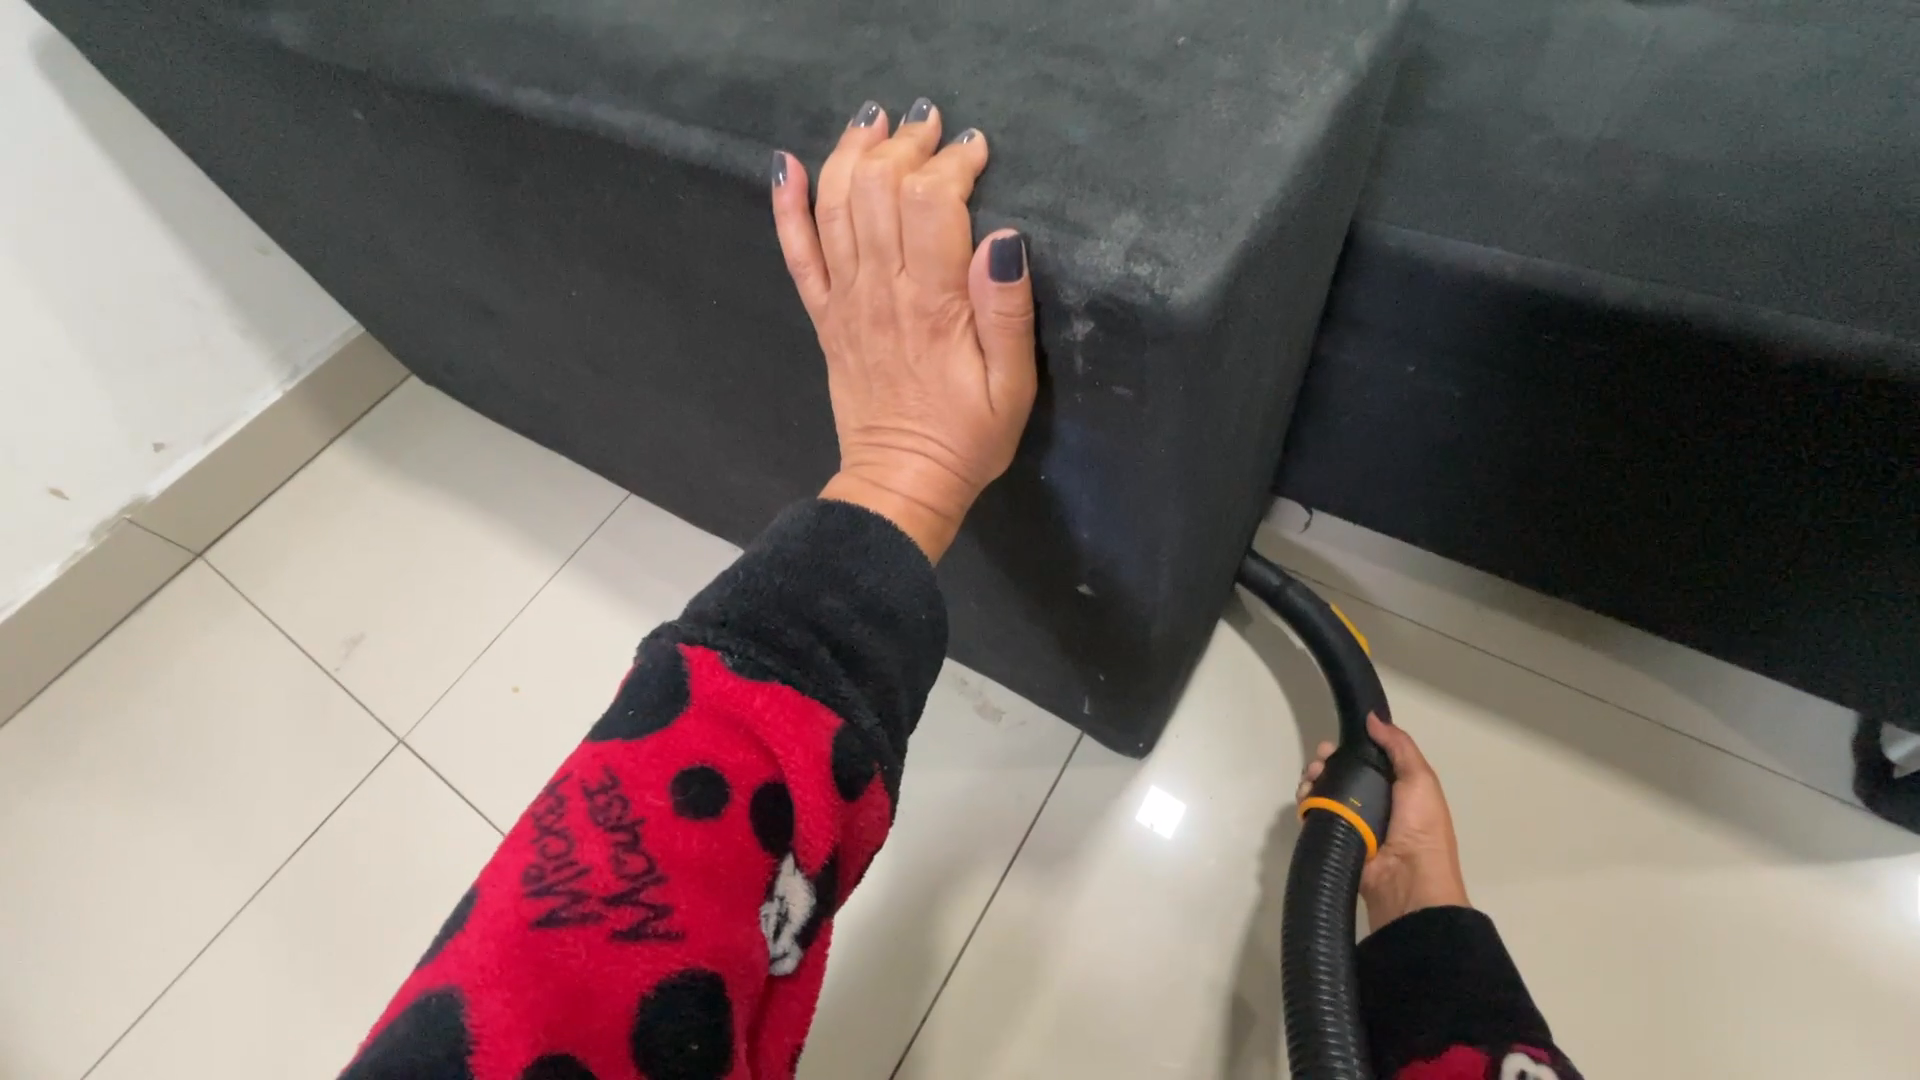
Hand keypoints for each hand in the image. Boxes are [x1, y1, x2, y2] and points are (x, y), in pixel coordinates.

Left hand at [770, 98, 1037, 561]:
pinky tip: (789, 168)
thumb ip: (1008, 312)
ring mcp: (845, 302)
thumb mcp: (1013, 388)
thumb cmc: (967, 439)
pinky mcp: (825, 319)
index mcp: (934, 304)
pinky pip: (797, 254)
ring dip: (852, 153)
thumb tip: (1005, 238)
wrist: (902, 483)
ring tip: (873, 121)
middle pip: (880, 188)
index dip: (953, 163)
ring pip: (836, 206)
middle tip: (929, 127)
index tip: (975, 149)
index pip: (932, 201)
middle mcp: (882, 291)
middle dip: (905, 145)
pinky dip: (788, 207)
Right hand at [1298, 715, 1469, 932]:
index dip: (1348, 749)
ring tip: (1308, 782)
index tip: (1333, 746)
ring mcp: (1353, 821)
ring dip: (1312, 780)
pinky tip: (1303, 798)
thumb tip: (1373, 719)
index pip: (1365, 761)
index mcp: (1396, 790)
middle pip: (1340, 773)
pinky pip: (1314, 813)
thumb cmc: (1420, 828)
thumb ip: (1399, 747)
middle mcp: (1373, 804)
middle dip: (1324, 763)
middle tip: (1318, 765)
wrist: (1407, 880)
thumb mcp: (1420, 780)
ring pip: (1323, 791)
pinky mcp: (1335, 836)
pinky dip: (1305, 802)